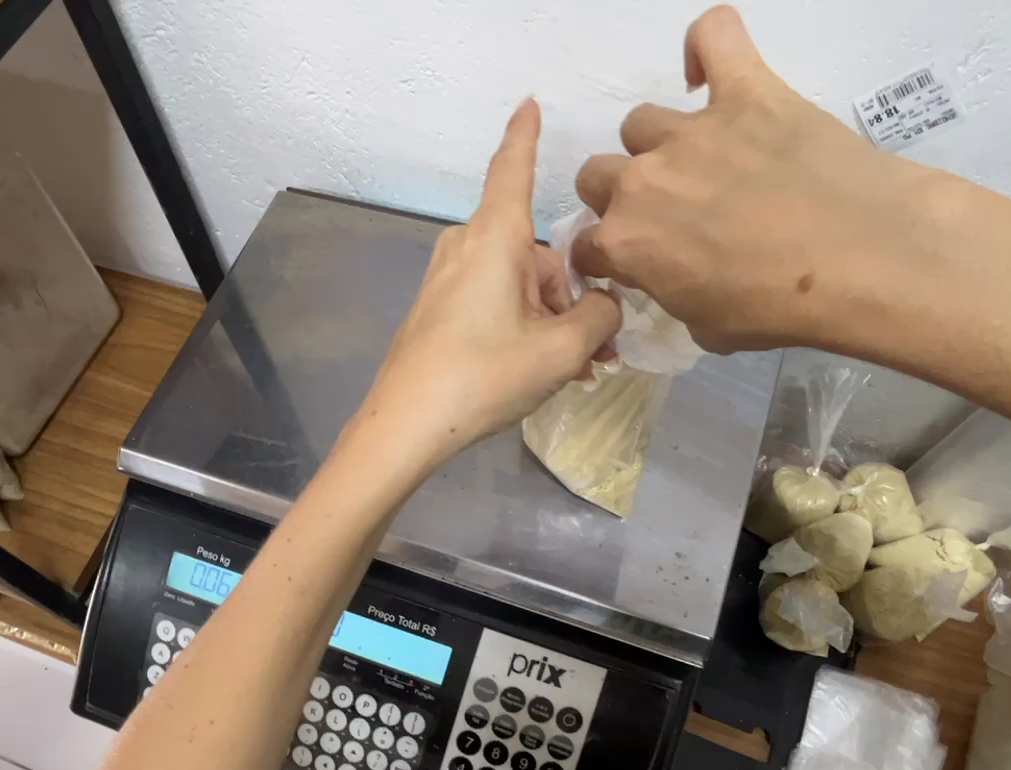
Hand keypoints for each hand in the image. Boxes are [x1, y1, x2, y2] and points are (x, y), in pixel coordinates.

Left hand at [351, 99, 621, 473]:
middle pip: (535, 255)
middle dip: (570, 300)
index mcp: (495, 238)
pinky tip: (538, 373)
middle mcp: (467, 248)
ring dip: (551, 324)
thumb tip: (605, 306)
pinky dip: (521, 331)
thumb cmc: (484, 375)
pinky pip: (492, 307)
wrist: (405, 425)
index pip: (513, 168)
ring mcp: (446, 283)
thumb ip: (600, 317)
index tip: (529, 104)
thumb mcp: (560, 350)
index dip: (525, 136)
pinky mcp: (436, 314)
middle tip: (596, 355)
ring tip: (573, 374)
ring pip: (517, 288)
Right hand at [572, 6, 962, 354]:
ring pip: (640, 123)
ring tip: (698, 162)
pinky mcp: (747, 89)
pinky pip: (712, 35)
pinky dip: (705, 48)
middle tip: (663, 214)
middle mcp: (641, 181)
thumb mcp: (701, 327)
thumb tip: (674, 273)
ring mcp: (691, 130)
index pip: (586, 245)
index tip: (631, 263)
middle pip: (596, 175)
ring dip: (657, 145)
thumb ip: (669, 290)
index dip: (605, 257)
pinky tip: (711, 76)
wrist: (857, 262)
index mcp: (624, 242)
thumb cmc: (773, 311)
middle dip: (619, 198)